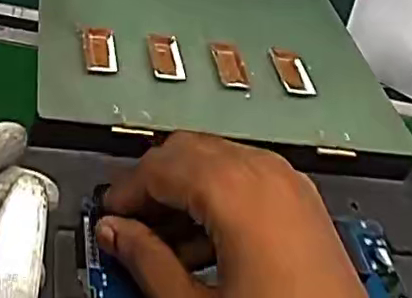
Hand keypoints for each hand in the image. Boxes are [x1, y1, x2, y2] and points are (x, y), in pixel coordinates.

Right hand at [95, 133, 363, 297]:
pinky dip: (218, 195)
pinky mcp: (303, 200)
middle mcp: (264, 170)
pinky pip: (248, 176)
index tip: (108, 214)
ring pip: (218, 159)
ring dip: (184, 188)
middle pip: (188, 149)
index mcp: (235, 187)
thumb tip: (116, 234)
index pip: (160, 164)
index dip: (126, 189)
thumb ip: (149, 262)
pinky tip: (205, 242)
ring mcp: (288, 181)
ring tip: (162, 241)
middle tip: (129, 223)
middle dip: (153, 182)